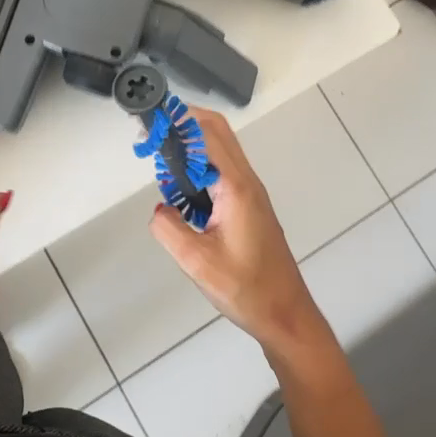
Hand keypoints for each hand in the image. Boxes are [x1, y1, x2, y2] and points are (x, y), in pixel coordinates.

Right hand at [148, 108, 329, 356]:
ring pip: (220, 149)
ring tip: (161, 160)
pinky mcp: (249, 205)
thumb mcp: (197, 262)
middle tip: (152, 135)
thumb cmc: (245, 289)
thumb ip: (169, 229)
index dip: (177, 121)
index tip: (149, 123)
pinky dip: (199, 165)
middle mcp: (246, 182)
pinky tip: (180, 189)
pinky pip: (222, 170)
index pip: (206, 135)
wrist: (286, 314)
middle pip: (217, 131)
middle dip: (184, 123)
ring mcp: (250, 193)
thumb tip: (159, 209)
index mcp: (235, 188)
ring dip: (191, 144)